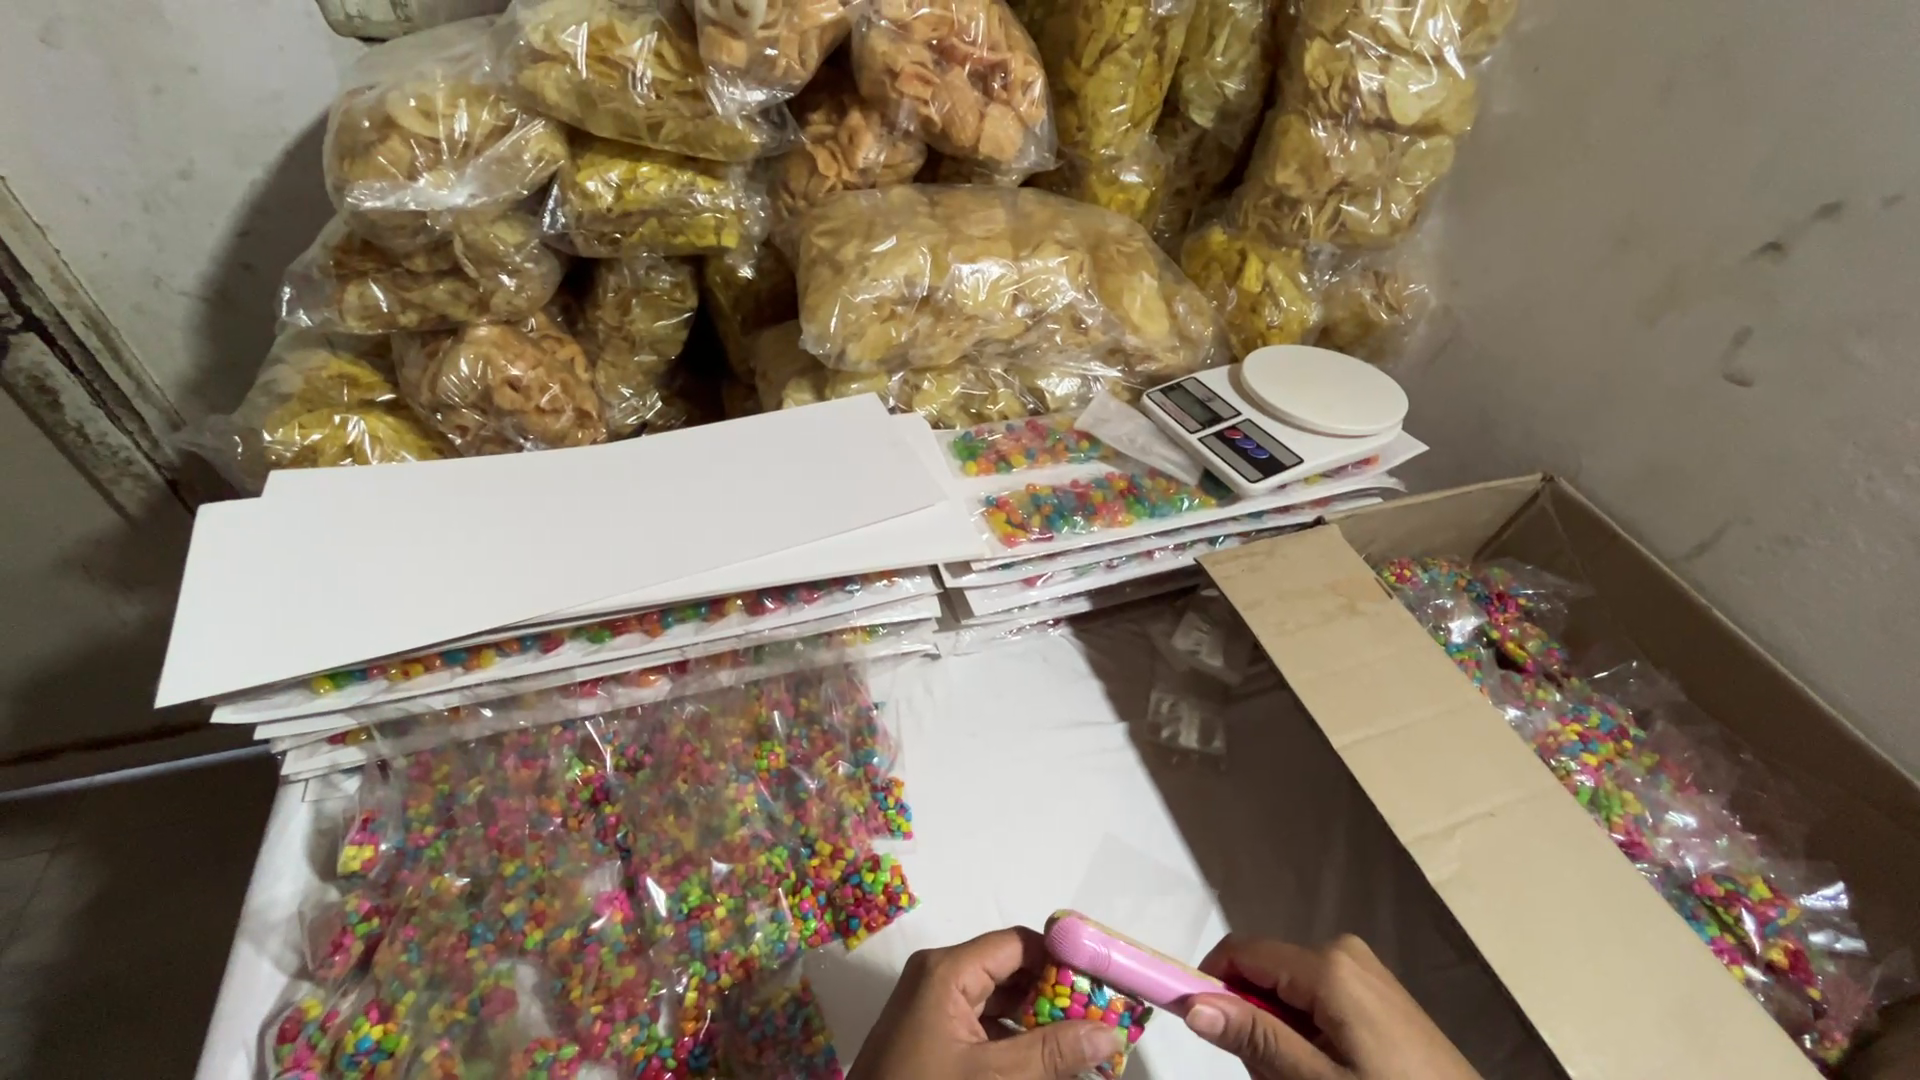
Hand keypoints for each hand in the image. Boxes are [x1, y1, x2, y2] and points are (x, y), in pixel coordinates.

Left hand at [848, 927, 1128, 1079]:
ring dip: (1039, 1023)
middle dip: (1057, 996)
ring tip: (1086, 1045)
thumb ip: (1053, 1053)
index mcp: (948, 970)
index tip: (1104, 982)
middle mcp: (939, 976)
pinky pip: (983, 1026)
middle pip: (1011, 971)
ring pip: (1000, 1001)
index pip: (1018, 943)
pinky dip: (1015, 1041)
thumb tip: (1110, 1031)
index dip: (1063, 959)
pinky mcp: (931, 1038)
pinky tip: (1047, 1063)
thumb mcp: (994, 1079)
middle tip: (1104, 1019)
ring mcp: (933, 1008)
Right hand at [1181, 934, 1479, 1079]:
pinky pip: (1318, 998)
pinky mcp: (1379, 991)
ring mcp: (1364, 970)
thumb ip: (1257, 1039)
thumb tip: (1193, 1003)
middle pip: (1264, 973)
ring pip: (1288, 990)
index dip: (1209, 983)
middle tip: (1273, 1077)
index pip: (1241, 952)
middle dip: (1253, 1021)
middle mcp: (1343, 952)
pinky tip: (1331, 1072)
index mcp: (1327, 966)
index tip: (1199, 1028)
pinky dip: (1308, 1032)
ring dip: (1280, 1033)